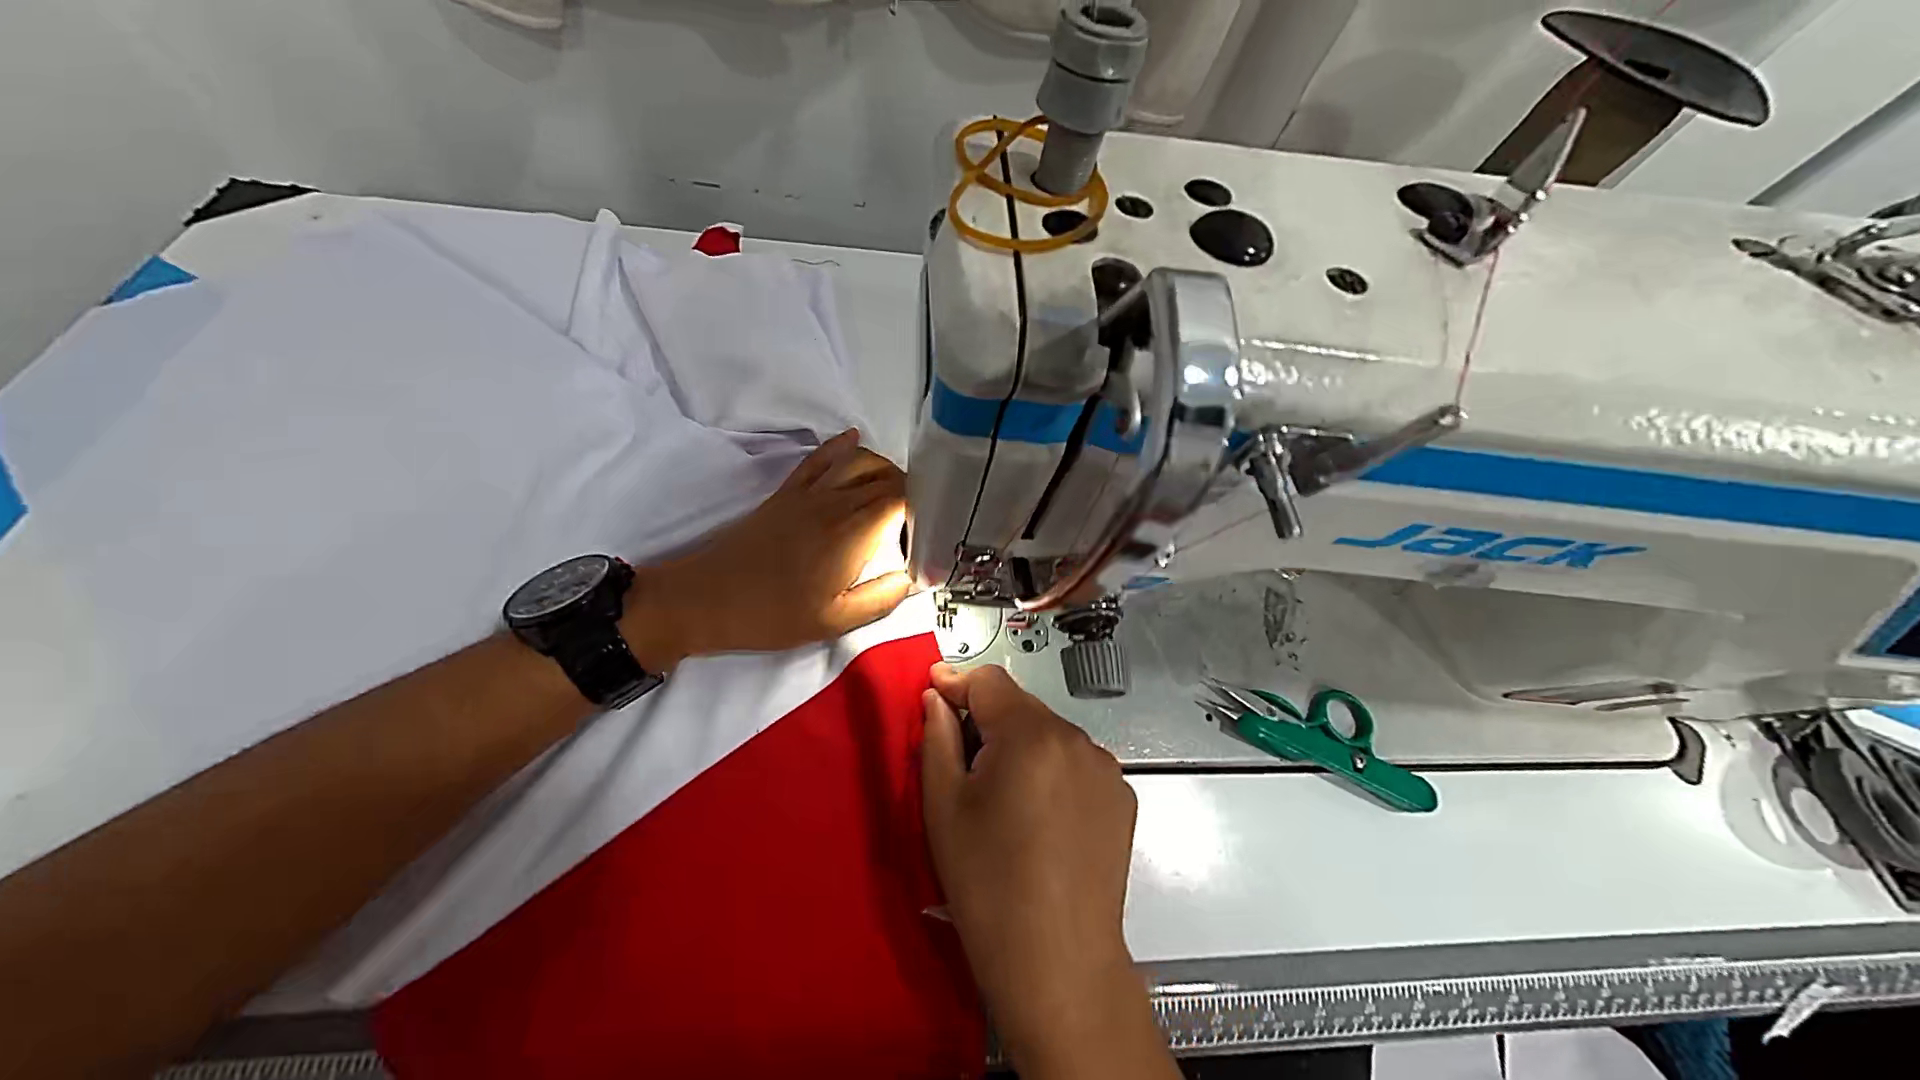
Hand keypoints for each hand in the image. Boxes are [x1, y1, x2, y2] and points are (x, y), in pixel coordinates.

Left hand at [622, 430, 910, 667]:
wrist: (705, 599)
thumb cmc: (772, 615)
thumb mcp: (836, 622)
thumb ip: (882, 598)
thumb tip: (914, 579)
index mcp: (850, 533)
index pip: (902, 497)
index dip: (926, 506)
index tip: (933, 528)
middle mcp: (833, 502)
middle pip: (885, 476)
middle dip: (912, 490)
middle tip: (921, 519)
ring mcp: (807, 493)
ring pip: (858, 460)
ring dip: (884, 468)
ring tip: (897, 492)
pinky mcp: (787, 493)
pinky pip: (819, 458)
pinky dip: (841, 447)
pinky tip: (854, 441)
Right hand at [921, 663, 1176, 1079]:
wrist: (1055, 960)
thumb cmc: (988, 884)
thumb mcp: (943, 805)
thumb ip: (936, 737)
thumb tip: (937, 699)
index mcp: (1030, 735)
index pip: (989, 681)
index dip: (957, 682)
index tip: (936, 689)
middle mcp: (1076, 740)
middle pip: (1021, 706)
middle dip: (988, 720)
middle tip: (962, 759)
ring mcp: (1106, 769)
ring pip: (1049, 734)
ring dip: (1021, 746)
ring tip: (1002, 798)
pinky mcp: (1121, 797)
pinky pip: (1076, 763)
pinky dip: (1052, 771)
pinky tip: (1038, 816)